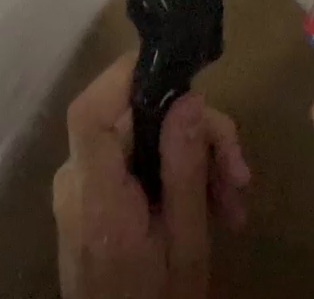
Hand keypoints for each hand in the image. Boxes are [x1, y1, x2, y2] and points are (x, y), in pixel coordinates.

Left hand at [52, 54, 252, 298]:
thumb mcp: (187, 246)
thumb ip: (184, 169)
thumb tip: (189, 98)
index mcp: (94, 196)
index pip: (89, 112)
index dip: (123, 76)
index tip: (174, 68)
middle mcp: (74, 182)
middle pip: (127, 122)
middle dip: (190, 132)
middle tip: (239, 169)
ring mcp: (78, 190)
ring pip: (135, 140)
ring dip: (188, 157)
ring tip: (234, 198)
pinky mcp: (88, 199)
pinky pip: (128, 164)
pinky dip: (168, 173)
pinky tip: (209, 202)